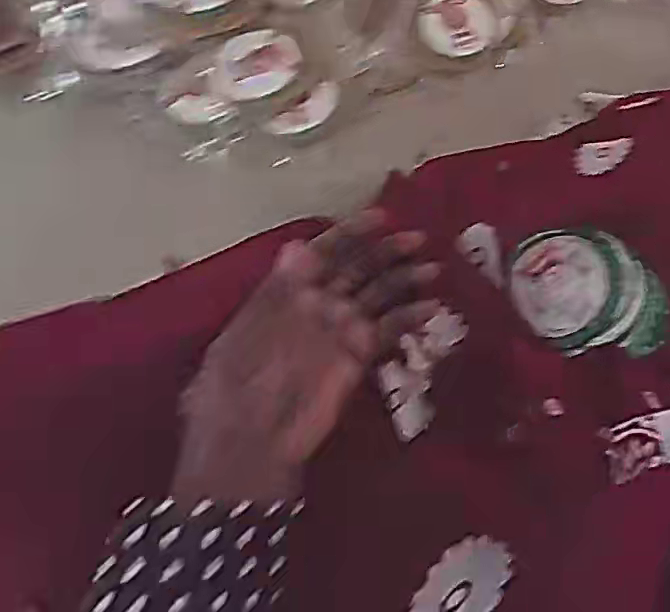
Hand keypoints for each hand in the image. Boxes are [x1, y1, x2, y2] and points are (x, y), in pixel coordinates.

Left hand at [172, 210, 440, 502]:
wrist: (249, 452)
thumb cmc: (237, 390)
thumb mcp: (244, 337)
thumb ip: (277, 291)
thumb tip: (297, 244)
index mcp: (289, 294)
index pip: (325, 252)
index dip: (352, 233)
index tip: (383, 217)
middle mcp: (321, 304)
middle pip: (360, 267)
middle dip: (389, 250)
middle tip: (419, 238)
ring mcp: (343, 329)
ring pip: (381, 292)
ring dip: (407, 277)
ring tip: (432, 269)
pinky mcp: (361, 355)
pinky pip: (391, 327)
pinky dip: (412, 315)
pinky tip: (431, 307)